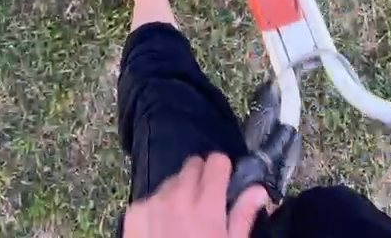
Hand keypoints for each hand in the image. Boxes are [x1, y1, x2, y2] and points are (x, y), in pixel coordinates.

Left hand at [122, 154, 269, 237]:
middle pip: (193, 165)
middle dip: (201, 179)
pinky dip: (158, 208)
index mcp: (206, 206)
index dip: (223, 171)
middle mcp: (178, 196)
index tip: (224, 185)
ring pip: (172, 180)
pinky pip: (151, 197)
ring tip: (183, 222)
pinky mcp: (133, 214)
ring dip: (180, 193)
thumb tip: (258, 190)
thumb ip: (243, 217)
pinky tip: (162, 230)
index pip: (216, 161)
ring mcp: (152, 203)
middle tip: (205, 206)